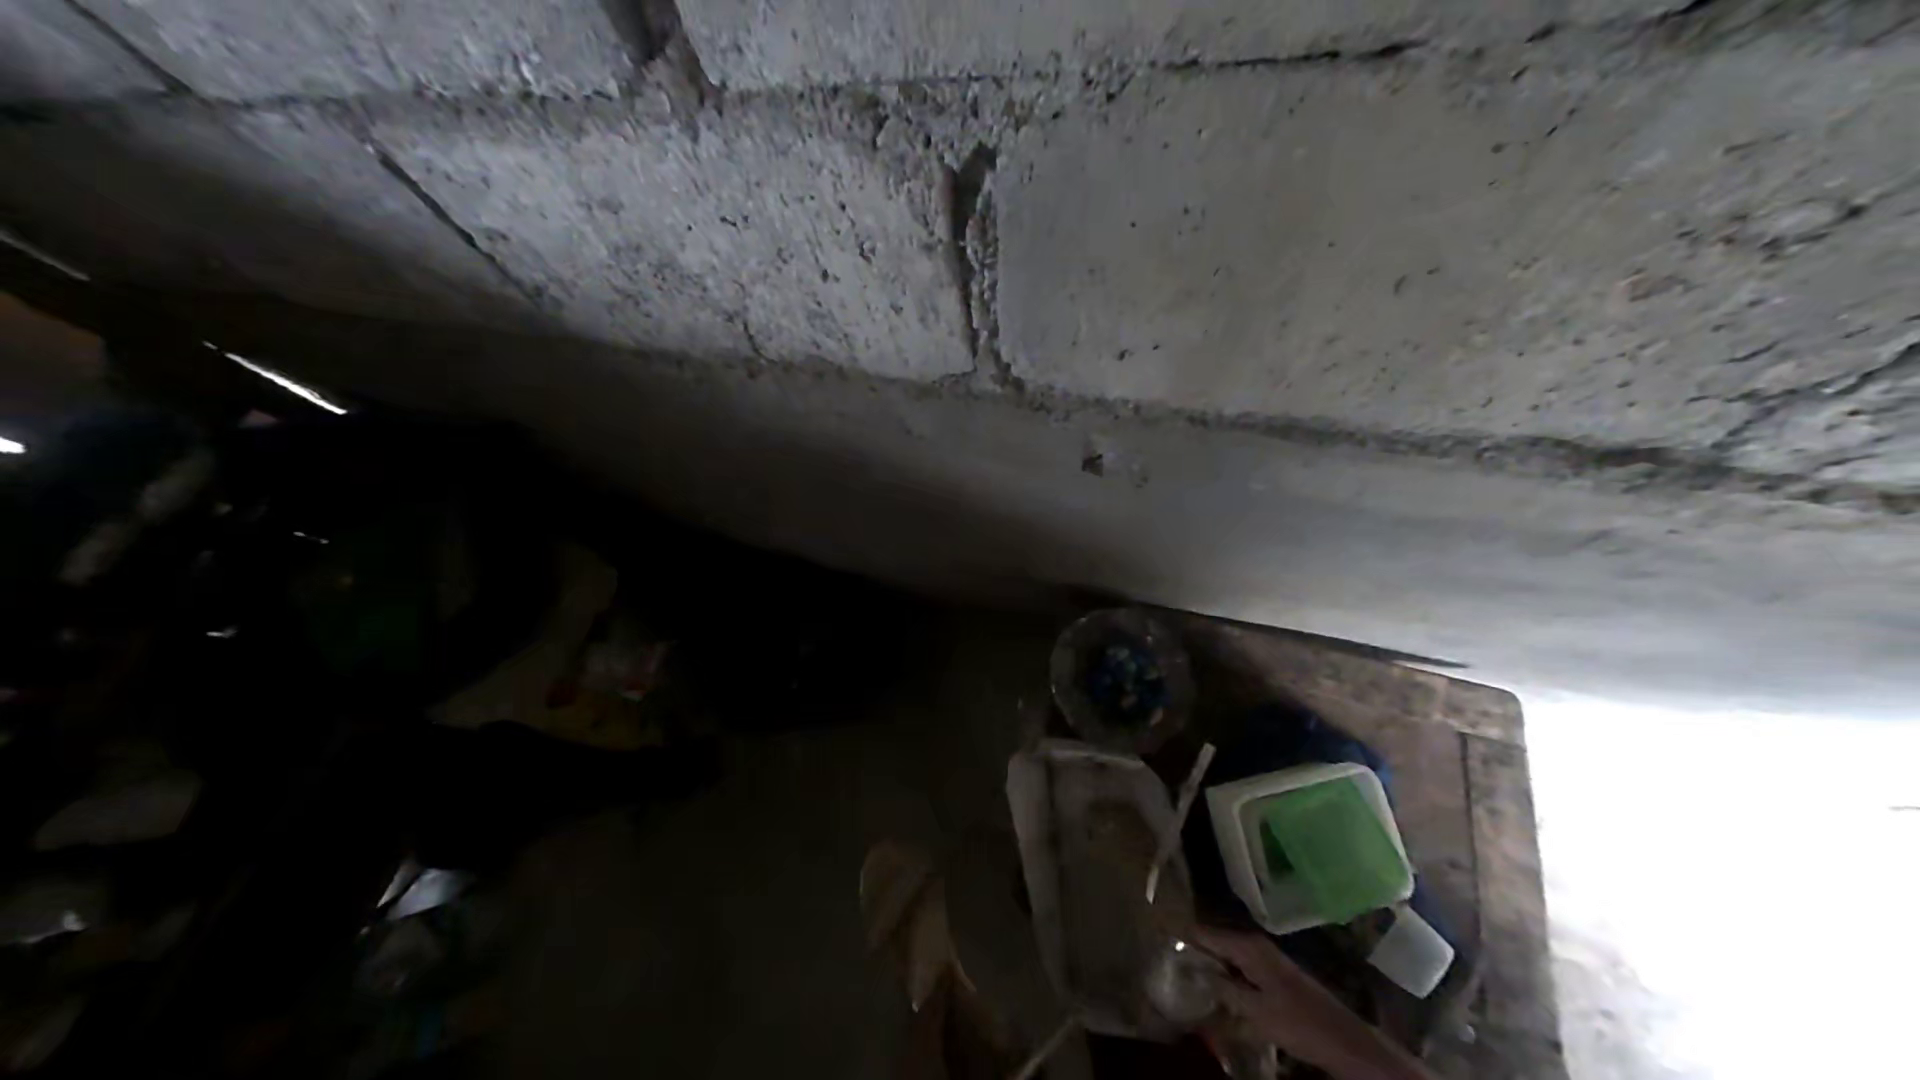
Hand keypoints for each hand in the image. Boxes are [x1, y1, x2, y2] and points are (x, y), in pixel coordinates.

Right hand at [1192, 925, 1438, 1079]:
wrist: (1345, 1041)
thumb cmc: (1299, 1023)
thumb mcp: (1255, 1010)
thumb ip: (1223, 988)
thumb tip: (1193, 971)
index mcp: (1248, 946)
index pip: (1204, 932)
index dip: (1182, 937)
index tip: (1160, 943)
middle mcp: (1255, 943)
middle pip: (1215, 940)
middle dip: (1194, 950)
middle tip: (1169, 963)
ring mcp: (1266, 957)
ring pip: (1227, 954)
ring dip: (1210, 964)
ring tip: (1187, 976)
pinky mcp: (1274, 972)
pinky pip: (1240, 965)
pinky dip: (1226, 973)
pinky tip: (1218, 990)